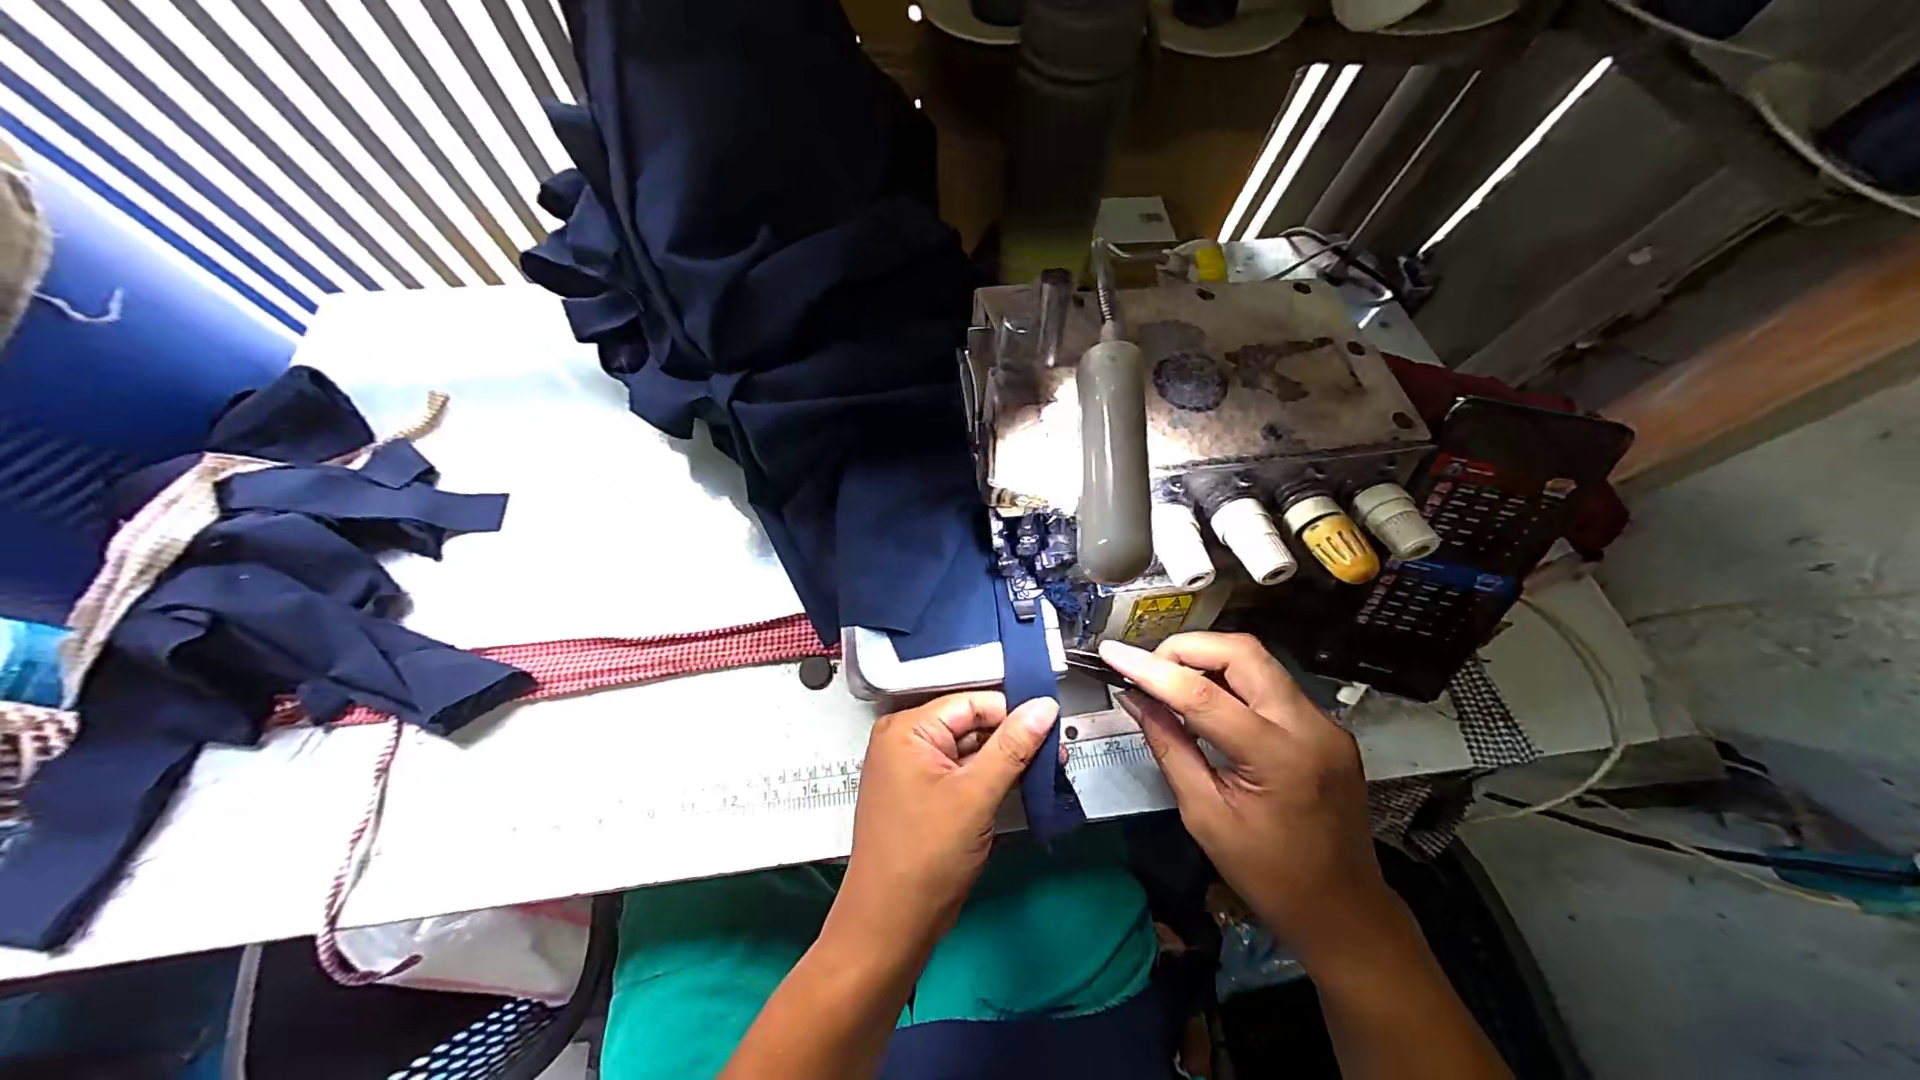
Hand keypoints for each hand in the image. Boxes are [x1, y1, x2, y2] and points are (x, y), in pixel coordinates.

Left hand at [832, 692, 1059, 953]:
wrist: (892, 924)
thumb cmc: (922, 859)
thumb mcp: (976, 795)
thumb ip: (1013, 746)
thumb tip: (1042, 708)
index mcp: (906, 729)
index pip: (971, 701)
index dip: (1012, 712)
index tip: (1050, 724)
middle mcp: (905, 742)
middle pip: (972, 722)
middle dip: (1013, 737)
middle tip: (1054, 752)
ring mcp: (914, 770)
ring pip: (972, 749)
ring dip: (1007, 760)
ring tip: (1045, 770)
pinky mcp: (926, 795)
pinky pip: (964, 772)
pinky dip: (992, 779)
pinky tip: (1021, 785)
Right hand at [1100, 634, 1391, 957]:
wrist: (1344, 911)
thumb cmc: (1269, 875)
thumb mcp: (1204, 816)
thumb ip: (1169, 748)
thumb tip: (1136, 700)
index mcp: (1279, 758)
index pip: (1204, 694)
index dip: (1150, 669)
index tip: (1112, 653)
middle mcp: (1311, 727)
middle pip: (1241, 652)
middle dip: (1185, 649)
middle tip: (1147, 669)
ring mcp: (1325, 723)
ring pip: (1258, 660)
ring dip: (1208, 660)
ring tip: (1170, 683)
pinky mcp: (1327, 727)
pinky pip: (1271, 683)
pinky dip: (1231, 680)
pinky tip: (1207, 704)